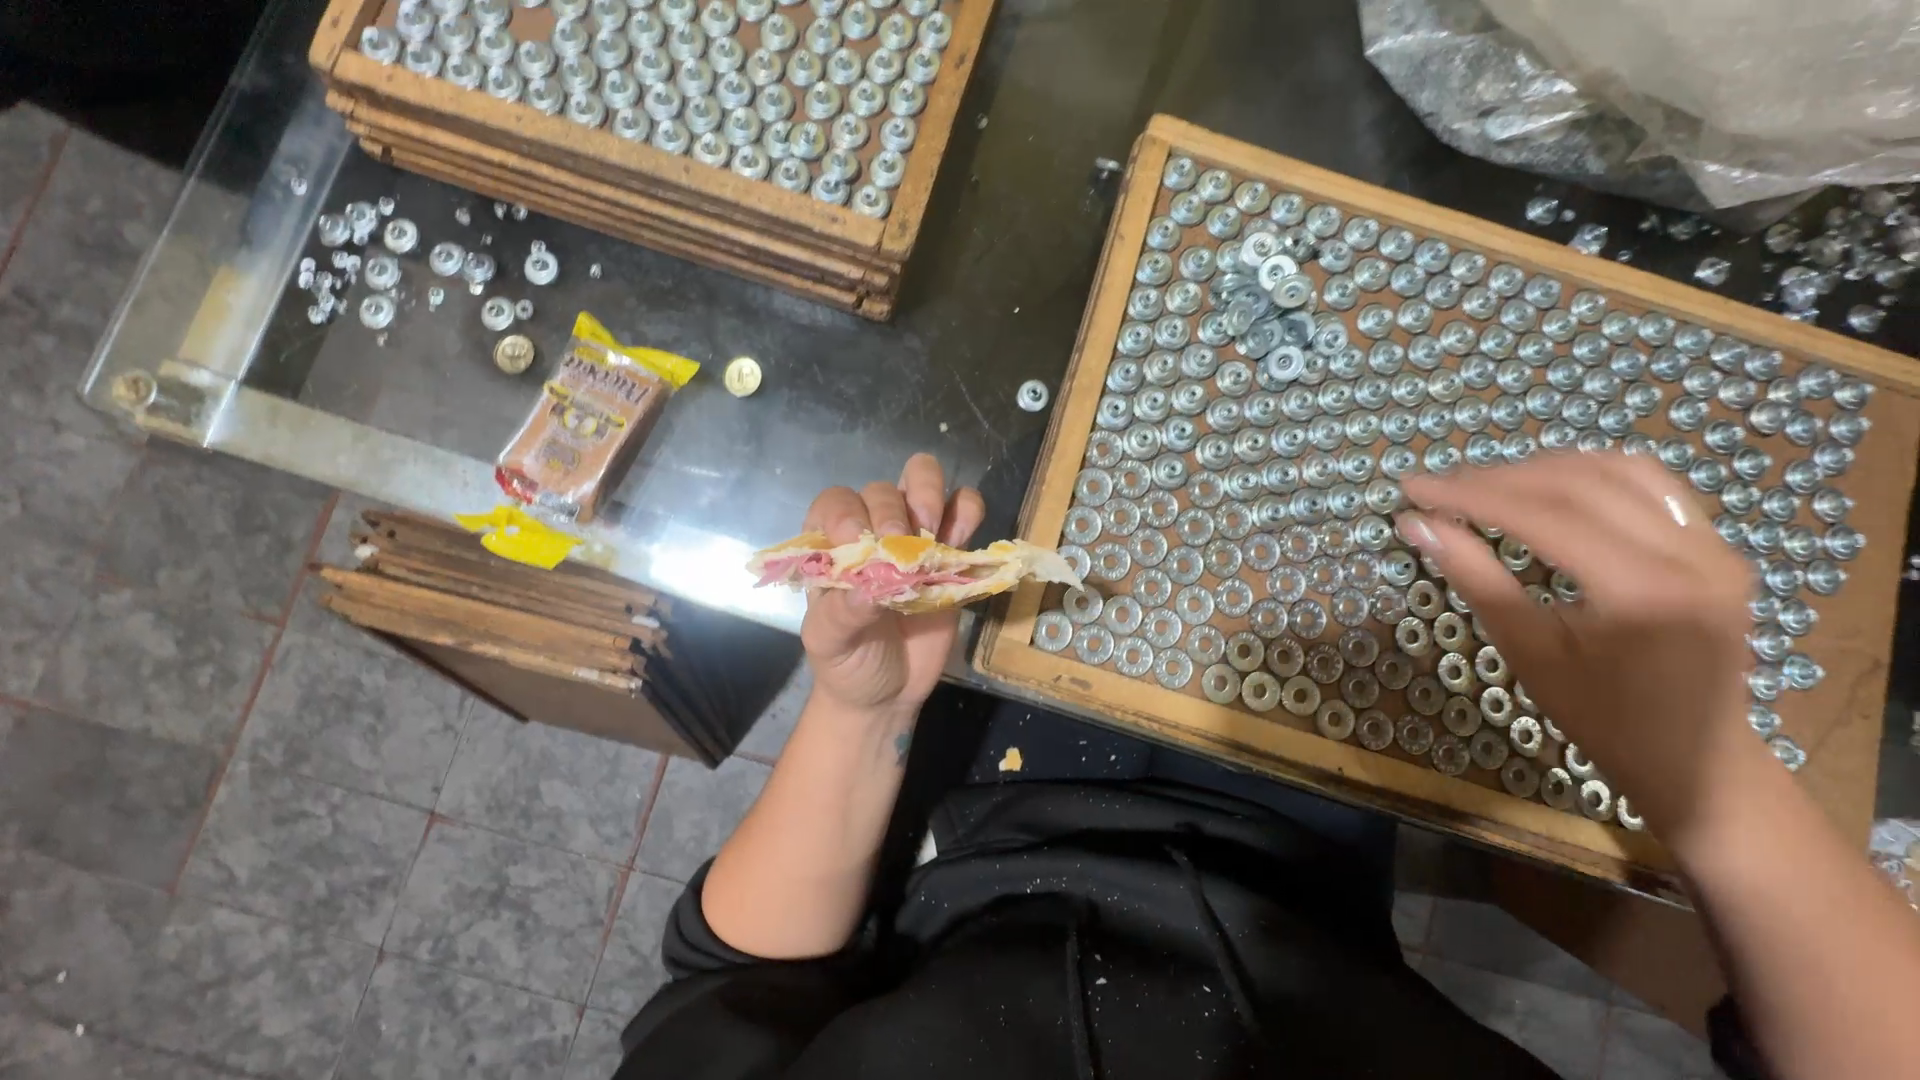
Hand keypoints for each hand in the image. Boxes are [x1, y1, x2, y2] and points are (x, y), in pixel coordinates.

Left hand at [798, 453, 985, 722]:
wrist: (887, 695)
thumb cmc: (847, 663)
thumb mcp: (831, 644)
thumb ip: (843, 614)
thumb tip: (872, 585)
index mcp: (831, 546)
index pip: (835, 503)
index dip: (847, 513)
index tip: (857, 540)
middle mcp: (872, 531)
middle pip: (882, 489)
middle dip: (892, 510)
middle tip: (901, 544)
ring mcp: (914, 538)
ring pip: (922, 480)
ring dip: (929, 495)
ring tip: (932, 532)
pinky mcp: (951, 553)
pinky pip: (963, 510)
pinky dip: (967, 511)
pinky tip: (961, 540)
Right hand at [1399, 452, 1768, 849]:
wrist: (1693, 759)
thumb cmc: (1600, 717)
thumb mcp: (1528, 651)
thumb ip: (1476, 578)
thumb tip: (1416, 526)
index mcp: (1645, 590)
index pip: (1545, 516)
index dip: (1471, 496)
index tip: (1413, 489)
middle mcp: (1693, 555)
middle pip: (1581, 485)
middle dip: (1499, 479)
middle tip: (1437, 486)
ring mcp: (1715, 546)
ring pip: (1620, 471)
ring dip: (1544, 468)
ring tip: (1486, 483)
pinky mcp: (1717, 547)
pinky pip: (1652, 487)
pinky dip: (1591, 475)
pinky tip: (1549, 485)